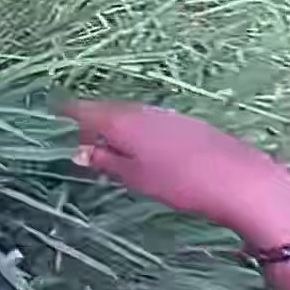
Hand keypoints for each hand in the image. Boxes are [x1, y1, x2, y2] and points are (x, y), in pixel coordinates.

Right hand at [65, 100, 289, 248]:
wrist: (241, 180)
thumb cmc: (179, 181)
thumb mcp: (134, 176)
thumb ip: (104, 160)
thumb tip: (78, 151)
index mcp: (120, 119)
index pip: (80, 109)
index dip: (62, 113)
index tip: (48, 121)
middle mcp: (138, 109)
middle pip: (102, 108)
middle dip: (86, 122)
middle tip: (75, 142)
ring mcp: (161, 113)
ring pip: (124, 113)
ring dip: (110, 126)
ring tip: (105, 148)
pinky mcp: (181, 121)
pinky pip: (144, 119)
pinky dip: (131, 129)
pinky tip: (138, 148)